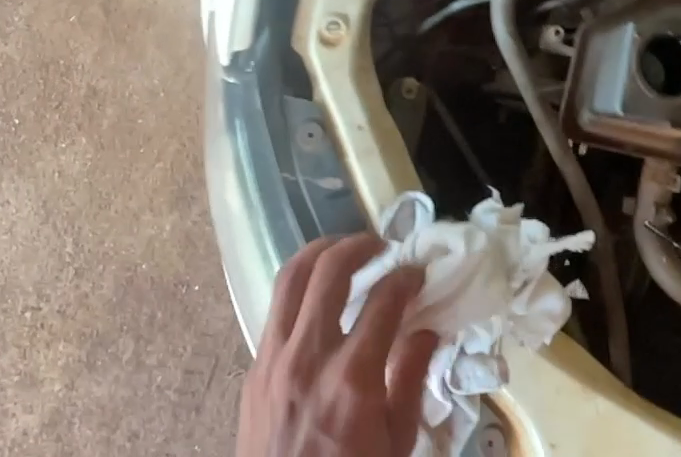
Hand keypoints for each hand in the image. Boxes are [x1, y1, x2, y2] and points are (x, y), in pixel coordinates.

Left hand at [237, 233, 441, 456]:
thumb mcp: (397, 445)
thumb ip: (411, 379)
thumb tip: (426, 330)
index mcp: (351, 379)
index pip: (384, 300)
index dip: (407, 277)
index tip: (419, 272)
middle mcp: (307, 357)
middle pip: (329, 270)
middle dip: (360, 245)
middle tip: (382, 245)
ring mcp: (273, 359)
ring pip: (291, 277)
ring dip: (322, 252)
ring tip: (346, 250)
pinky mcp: (254, 368)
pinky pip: (276, 307)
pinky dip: (300, 287)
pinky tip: (319, 294)